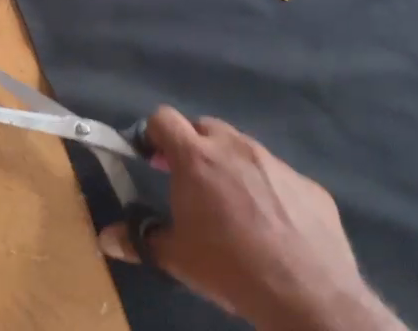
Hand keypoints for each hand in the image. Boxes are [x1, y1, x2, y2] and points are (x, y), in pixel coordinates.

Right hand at [98, 107, 402, 330]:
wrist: (311, 299)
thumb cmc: (230, 267)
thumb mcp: (175, 257)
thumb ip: (139, 240)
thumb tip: (106, 239)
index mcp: (195, 156)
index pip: (162, 117)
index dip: (153, 134)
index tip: (153, 159)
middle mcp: (235, 148)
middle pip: (204, 126)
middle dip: (194, 145)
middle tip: (190, 180)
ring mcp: (277, 165)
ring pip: (244, 149)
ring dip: (231, 165)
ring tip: (234, 204)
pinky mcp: (312, 188)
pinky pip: (281, 177)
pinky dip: (270, 189)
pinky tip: (274, 224)